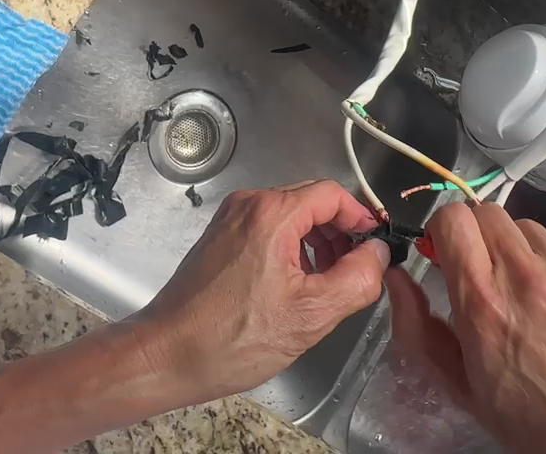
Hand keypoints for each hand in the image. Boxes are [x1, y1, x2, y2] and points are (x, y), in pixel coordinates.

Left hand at [128, 180, 389, 404]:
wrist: (168, 353)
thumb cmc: (235, 336)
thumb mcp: (311, 314)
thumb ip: (356, 278)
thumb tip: (377, 253)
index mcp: (271, 213)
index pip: (331, 193)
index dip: (359, 216)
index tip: (374, 244)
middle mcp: (249, 203)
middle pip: (309, 200)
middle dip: (338, 231)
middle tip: (353, 268)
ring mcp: (231, 217)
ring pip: (289, 214)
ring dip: (315, 240)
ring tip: (325, 280)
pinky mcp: (221, 235)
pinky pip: (267, 227)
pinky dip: (290, 246)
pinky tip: (294, 283)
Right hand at [387, 202, 545, 453]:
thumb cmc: (537, 428)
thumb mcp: (464, 390)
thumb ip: (418, 329)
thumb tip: (397, 277)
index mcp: (484, 302)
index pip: (452, 218)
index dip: (445, 230)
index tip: (448, 250)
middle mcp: (527, 277)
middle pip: (488, 213)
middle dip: (478, 235)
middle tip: (486, 270)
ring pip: (529, 230)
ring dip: (520, 251)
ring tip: (532, 297)